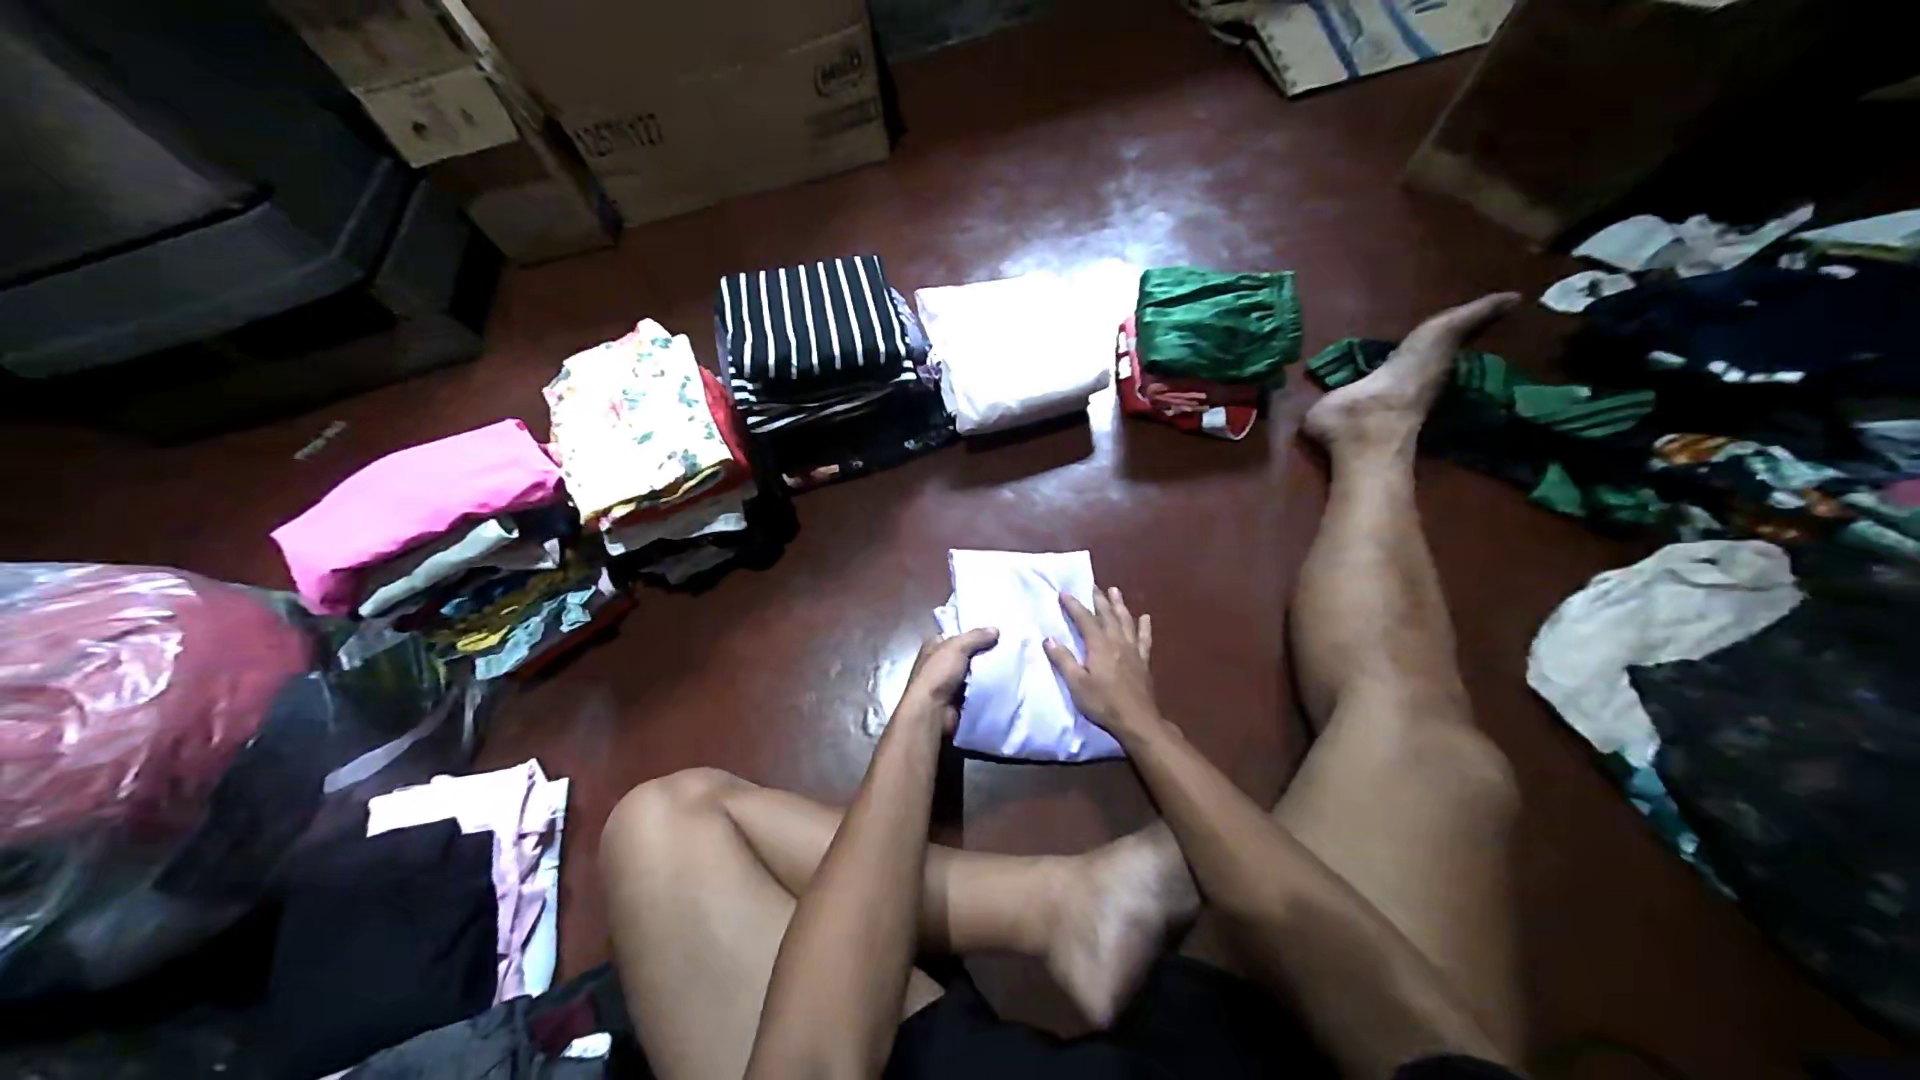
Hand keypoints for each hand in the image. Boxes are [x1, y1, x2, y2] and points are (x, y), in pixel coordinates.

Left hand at [895, 627, 998, 731]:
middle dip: (982, 650)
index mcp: (933, 646)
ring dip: (985, 668)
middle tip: (1004, 644)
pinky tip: (1001, 678)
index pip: (953, 634)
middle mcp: (938, 662)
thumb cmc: (938, 674)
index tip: (992, 629)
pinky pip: (974, 686)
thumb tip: (995, 629)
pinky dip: (984, 684)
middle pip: (964, 652)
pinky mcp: (956, 697)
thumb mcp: (956, 648)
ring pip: (971, 670)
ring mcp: (947, 681)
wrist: (932, 712)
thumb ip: (975, 637)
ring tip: (1007, 660)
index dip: (970, 631)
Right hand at [1044, 587, 1160, 739]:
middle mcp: (1117, 642)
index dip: (1074, 605)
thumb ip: (1063, 660)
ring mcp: (1133, 651)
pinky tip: (1145, 618)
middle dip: (1098, 599)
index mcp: (1099, 646)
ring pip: (1126, 621)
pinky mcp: (1143, 661)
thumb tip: (1049, 638)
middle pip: (1108, 615)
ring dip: (1119, 605)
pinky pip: (1144, 639)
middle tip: (1092, 586)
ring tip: (1115, 591)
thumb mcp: (1077, 683)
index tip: (1064, 593)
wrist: (1137, 720)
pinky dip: (1144, 627)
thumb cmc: (1103, 703)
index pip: (1085, 620)